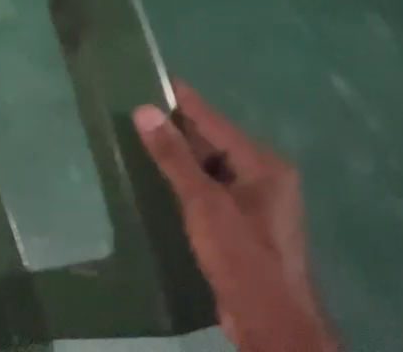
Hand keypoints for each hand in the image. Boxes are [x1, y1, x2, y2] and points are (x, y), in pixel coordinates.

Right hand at [134, 84, 336, 351]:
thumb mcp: (203, 202)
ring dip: (177, 158)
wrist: (272, 325)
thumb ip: (173, 156)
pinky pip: (208, 190)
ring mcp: (255, 203)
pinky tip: (155, 181)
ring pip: (208, 168)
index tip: (146, 77)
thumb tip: (144, 109)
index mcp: (263, 165)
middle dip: (174, 129)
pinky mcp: (242, 226)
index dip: (179, 100)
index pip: (212, 119)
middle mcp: (264, 178)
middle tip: (131, 111)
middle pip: (211, 142)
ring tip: (134, 140)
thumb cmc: (242, 256)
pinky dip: (184, 183)